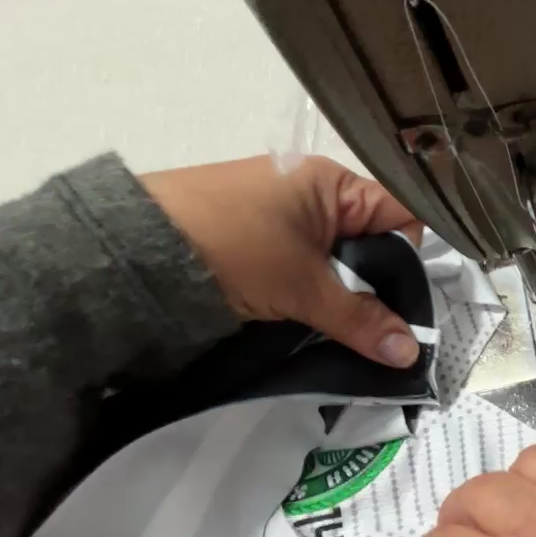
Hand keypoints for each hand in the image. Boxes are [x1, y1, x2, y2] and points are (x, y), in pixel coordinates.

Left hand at [142, 155, 423, 367]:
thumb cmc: (229, 249)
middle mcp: (313, 191)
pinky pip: (312, 264)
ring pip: (342, 257)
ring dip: (347, 291)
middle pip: (374, 239)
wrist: (122, 254)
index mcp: (332, 183)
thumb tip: (411, 353)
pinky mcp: (260, 238)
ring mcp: (285, 214)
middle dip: (380, 282)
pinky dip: (320, 291)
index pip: (402, 215)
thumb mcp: (303, 288)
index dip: (413, 256)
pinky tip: (320, 315)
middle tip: (385, 322)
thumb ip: (362, 320)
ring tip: (352, 325)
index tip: (407, 298)